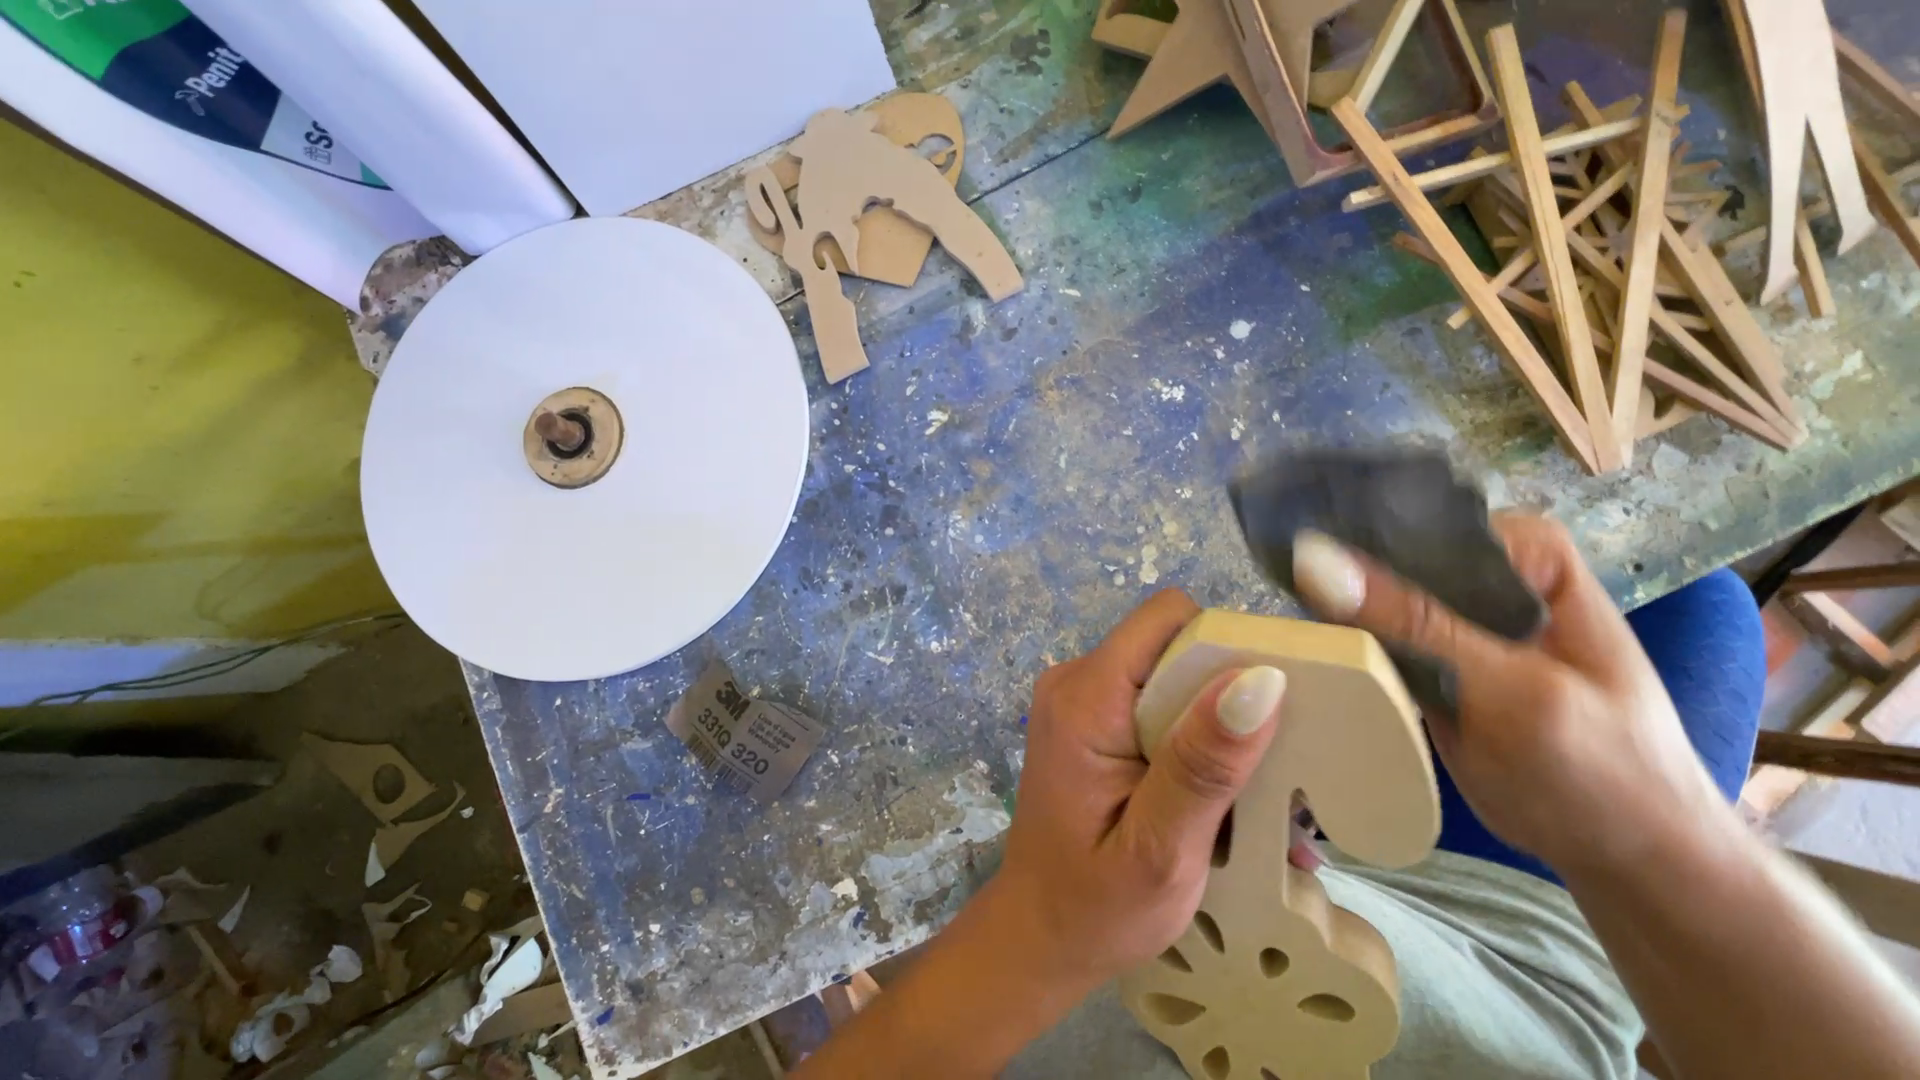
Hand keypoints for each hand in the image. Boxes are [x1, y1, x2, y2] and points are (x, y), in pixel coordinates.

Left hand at [991, 589, 1287, 989]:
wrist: (1042, 937)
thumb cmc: (1095, 907)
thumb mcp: (1160, 849)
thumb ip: (1203, 766)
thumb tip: (1261, 680)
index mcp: (1085, 699)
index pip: (1169, 620)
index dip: (1229, 647)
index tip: (1276, 707)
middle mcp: (1080, 684)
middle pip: (1180, 649)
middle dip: (1238, 701)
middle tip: (1281, 771)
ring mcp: (1088, 704)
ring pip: (1181, 683)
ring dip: (1227, 737)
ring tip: (1270, 804)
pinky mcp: (1101, 728)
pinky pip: (1166, 713)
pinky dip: (1204, 752)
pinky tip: (1236, 809)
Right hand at [1289, 514, 1724, 876]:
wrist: (1625, 860)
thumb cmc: (1599, 771)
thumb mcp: (1512, 691)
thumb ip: (1420, 626)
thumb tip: (1317, 561)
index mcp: (1532, 563)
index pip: (1435, 523)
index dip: (1371, 534)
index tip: (1304, 553)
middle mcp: (1491, 585)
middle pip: (1399, 560)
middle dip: (1343, 576)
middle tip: (1281, 594)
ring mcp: (1459, 631)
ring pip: (1379, 603)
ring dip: (1335, 615)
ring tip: (1286, 626)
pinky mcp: (1431, 673)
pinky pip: (1376, 646)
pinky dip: (1344, 652)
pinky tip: (1308, 655)